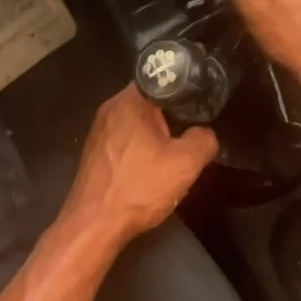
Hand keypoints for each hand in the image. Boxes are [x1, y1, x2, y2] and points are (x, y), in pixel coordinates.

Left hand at [65, 85, 217, 242]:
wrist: (94, 224)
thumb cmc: (139, 187)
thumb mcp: (185, 164)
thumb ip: (204, 139)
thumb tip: (206, 132)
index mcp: (130, 100)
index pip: (162, 76)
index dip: (185, 84)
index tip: (202, 97)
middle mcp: (111, 108)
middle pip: (151, 98)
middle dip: (173, 111)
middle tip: (195, 124)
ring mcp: (100, 129)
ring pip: (138, 119)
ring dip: (157, 130)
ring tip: (177, 145)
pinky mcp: (95, 150)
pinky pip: (125, 136)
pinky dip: (141, 144)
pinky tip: (152, 163)